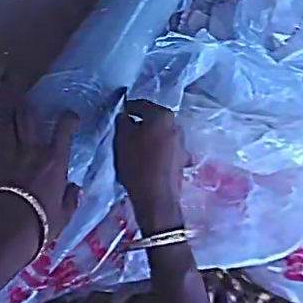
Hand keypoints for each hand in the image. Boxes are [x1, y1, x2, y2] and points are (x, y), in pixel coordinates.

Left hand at [0, 110, 82, 262]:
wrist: (3, 230)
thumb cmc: (39, 223)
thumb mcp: (63, 215)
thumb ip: (70, 199)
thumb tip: (75, 188)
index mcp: (53, 160)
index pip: (64, 130)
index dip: (69, 119)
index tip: (70, 117)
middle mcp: (30, 150)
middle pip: (28, 117)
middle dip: (29, 109)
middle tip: (29, 107)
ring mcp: (5, 154)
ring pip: (4, 126)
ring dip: (7, 121)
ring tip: (7, 119)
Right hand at [115, 100, 186, 234]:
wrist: (156, 197)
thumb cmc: (137, 164)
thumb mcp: (122, 138)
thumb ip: (123, 121)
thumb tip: (126, 116)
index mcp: (163, 116)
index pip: (142, 105)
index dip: (128, 108)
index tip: (120, 113)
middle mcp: (176, 126)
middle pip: (154, 119)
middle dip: (140, 123)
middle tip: (125, 130)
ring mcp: (181, 143)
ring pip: (160, 134)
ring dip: (149, 137)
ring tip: (134, 146)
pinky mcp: (182, 159)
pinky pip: (165, 148)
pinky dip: (156, 149)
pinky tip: (146, 159)